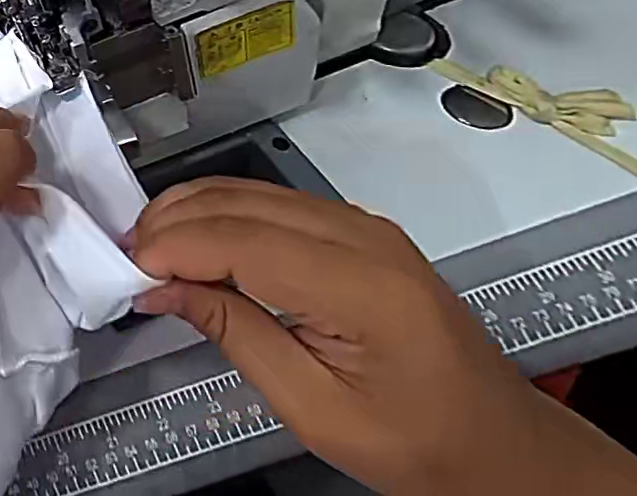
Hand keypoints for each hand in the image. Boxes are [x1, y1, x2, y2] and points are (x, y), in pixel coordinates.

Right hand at [130, 178, 636, 494]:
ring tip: (148, 245)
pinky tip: (190, 234)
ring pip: (243, 189)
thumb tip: (162, 288)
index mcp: (364, 287)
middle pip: (237, 202)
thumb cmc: (421, 446)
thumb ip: (234, 335)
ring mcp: (355, 220)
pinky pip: (262, 197)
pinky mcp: (346, 221)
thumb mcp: (318, 412)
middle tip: (129, 255)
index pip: (243, 241)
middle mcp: (359, 235)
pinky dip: (214, 211)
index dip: (177, 246)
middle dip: (170, 221)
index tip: (132, 269)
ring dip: (186, 210)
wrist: (507, 446)